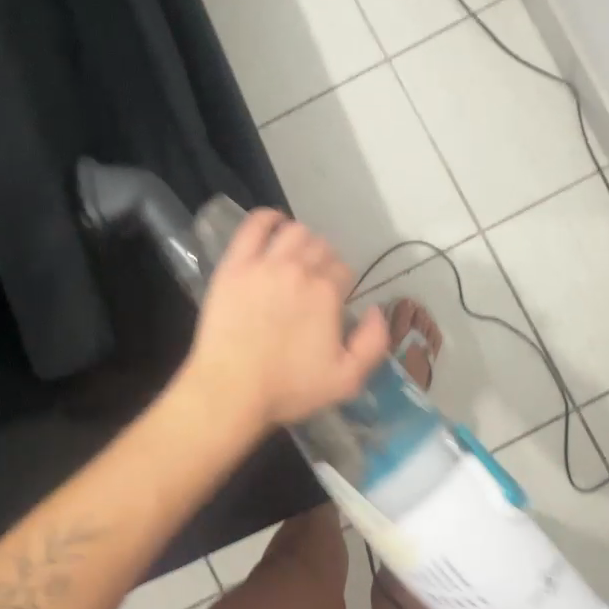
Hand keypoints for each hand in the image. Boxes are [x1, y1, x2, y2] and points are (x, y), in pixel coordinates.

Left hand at [175, 209, 388, 431]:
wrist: (231, 389)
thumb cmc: (288, 388)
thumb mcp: (347, 379)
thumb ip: (373, 343)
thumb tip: (378, 310)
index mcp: (327, 293)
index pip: (344, 270)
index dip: (342, 283)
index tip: (333, 298)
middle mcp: (299, 270)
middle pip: (321, 248)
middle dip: (324, 261)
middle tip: (314, 281)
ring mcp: (264, 264)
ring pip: (294, 231)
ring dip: (302, 239)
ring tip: (296, 255)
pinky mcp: (234, 266)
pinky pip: (254, 227)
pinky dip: (267, 219)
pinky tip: (273, 224)